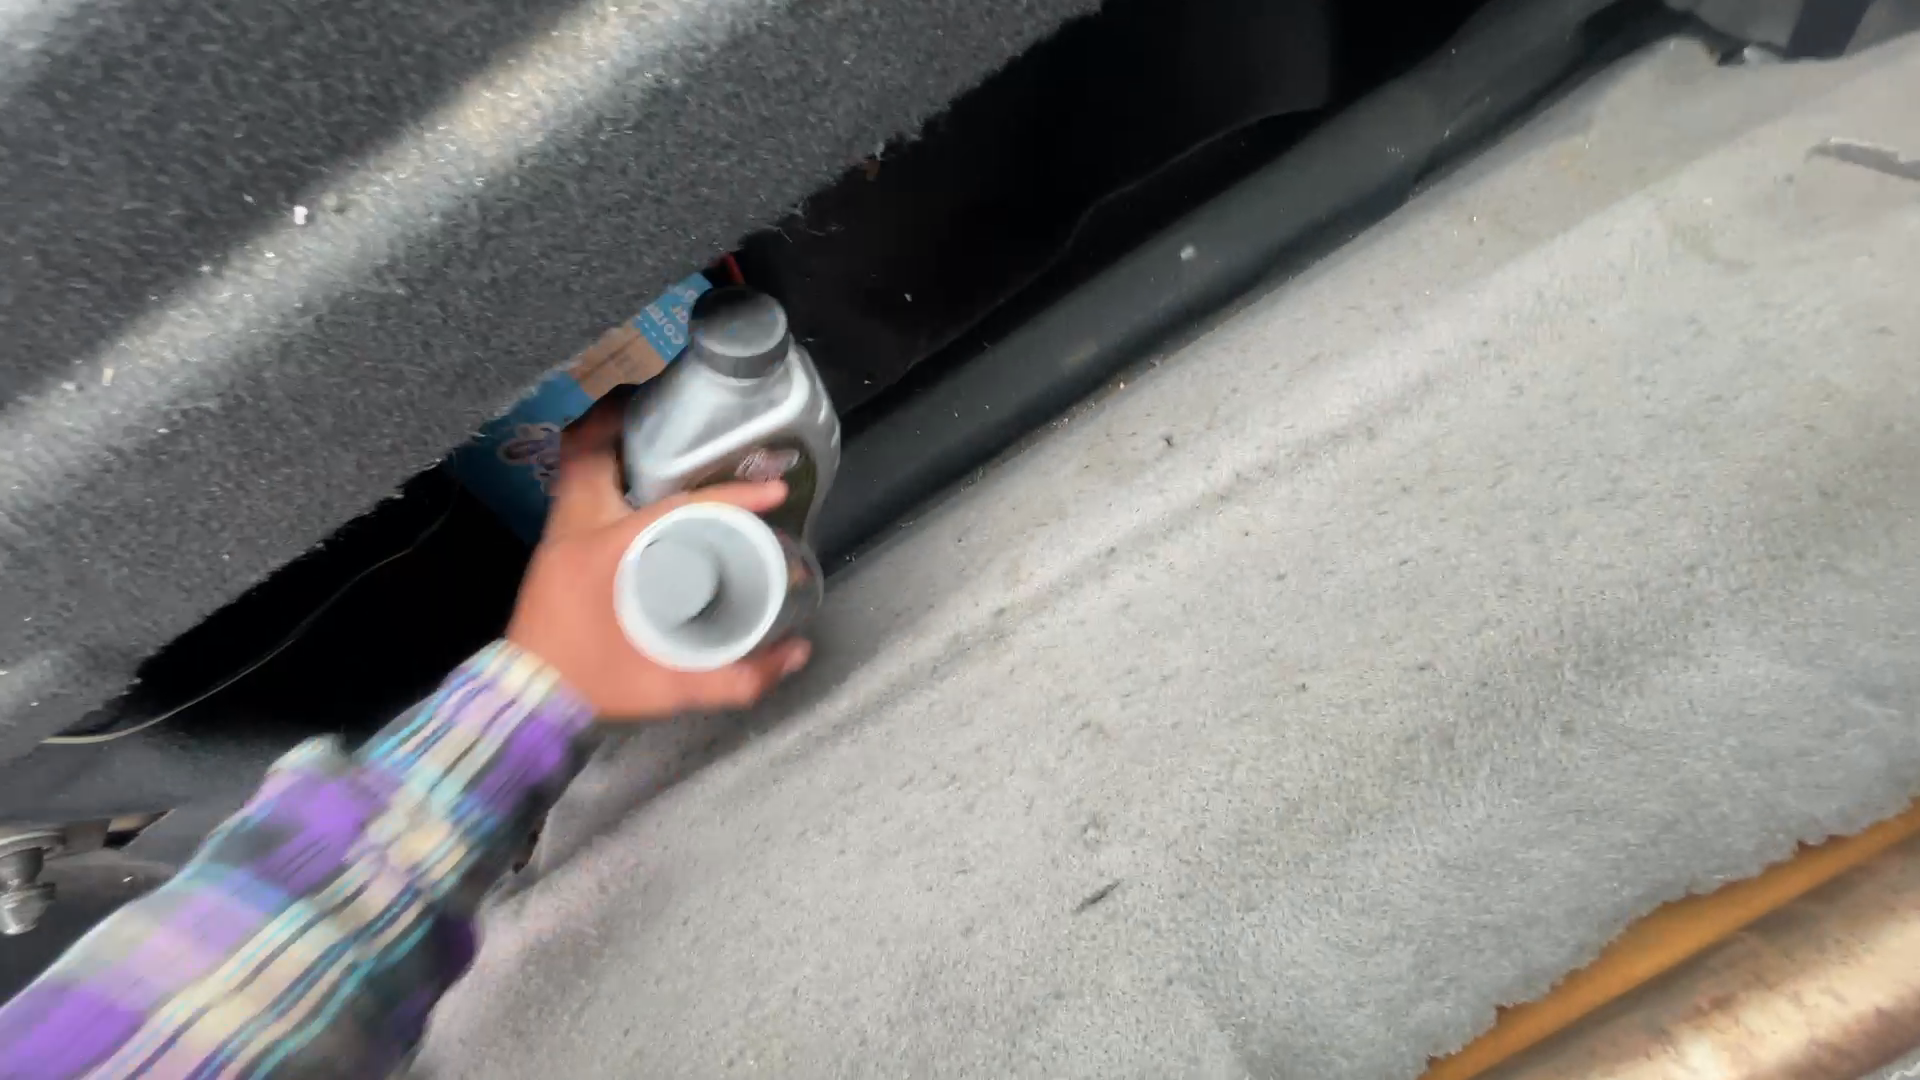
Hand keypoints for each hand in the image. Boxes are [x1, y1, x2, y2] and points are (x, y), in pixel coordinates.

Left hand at [506, 398, 811, 719]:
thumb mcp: (672, 689)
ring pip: (576, 463)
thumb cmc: (598, 687)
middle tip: (679, 419)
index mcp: (609, 557)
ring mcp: (558, 535)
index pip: (678, 508)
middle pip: (592, 452)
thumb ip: (739, 678)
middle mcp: (578, 533)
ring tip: (655, 434)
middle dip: (629, 422)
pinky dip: (600, 470)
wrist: (527, 704)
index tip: (773, 491)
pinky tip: (633, 479)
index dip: (732, 496)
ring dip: (610, 441)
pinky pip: (573, 486)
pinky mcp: (553, 547)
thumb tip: (797, 652)